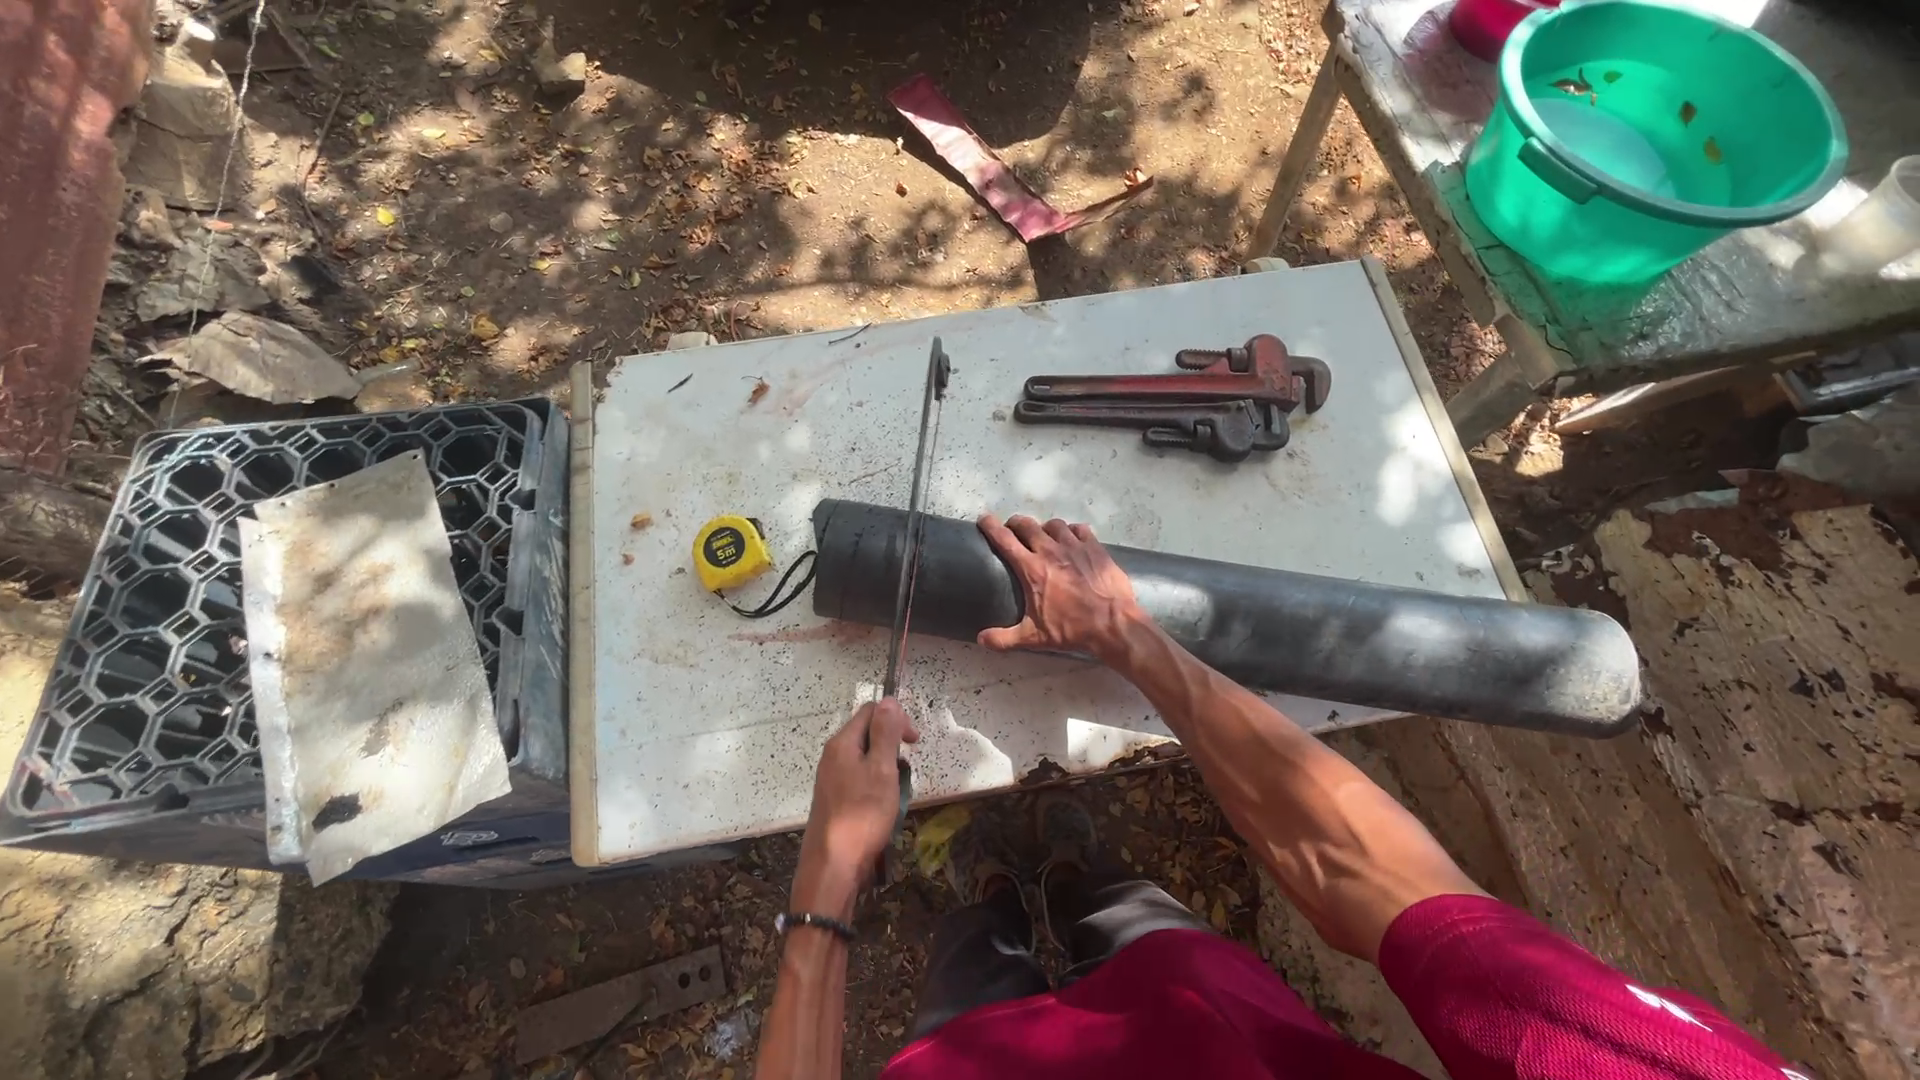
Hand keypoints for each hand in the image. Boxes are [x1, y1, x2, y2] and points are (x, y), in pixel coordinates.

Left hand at [792, 699, 918, 916]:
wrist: (834, 866)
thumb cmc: (862, 815)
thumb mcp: (881, 770)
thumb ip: (885, 733)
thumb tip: (890, 699)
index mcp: (842, 743)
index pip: (871, 711)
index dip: (896, 719)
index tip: (914, 743)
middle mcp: (833, 756)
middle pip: (869, 735)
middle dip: (893, 749)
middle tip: (906, 773)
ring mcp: (832, 779)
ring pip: (868, 761)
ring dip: (889, 772)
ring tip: (897, 796)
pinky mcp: (836, 799)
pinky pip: (862, 782)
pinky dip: (878, 789)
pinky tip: (885, 809)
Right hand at [975, 513, 1150, 661]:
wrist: (1112, 623)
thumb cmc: (1071, 629)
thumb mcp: (1033, 637)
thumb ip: (1003, 638)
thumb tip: (981, 639)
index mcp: (1032, 569)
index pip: (1004, 540)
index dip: (991, 526)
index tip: (984, 519)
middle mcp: (1051, 551)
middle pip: (1027, 525)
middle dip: (1016, 523)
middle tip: (1013, 529)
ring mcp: (1075, 546)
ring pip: (1054, 524)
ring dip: (1045, 527)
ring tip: (1044, 535)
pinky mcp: (1095, 548)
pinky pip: (1080, 530)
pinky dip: (1072, 531)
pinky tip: (1073, 539)